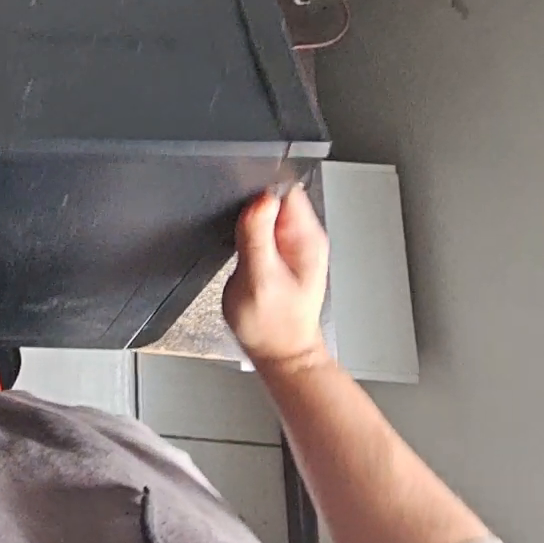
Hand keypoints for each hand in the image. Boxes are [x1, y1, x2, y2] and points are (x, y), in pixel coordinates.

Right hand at [224, 185, 330, 372]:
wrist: (279, 352)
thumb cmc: (272, 324)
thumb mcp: (259, 279)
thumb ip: (257, 236)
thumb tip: (259, 199)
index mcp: (305, 239)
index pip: (284, 190)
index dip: (258, 190)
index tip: (242, 207)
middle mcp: (302, 238)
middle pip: (272, 195)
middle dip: (248, 204)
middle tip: (238, 232)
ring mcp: (290, 244)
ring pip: (263, 209)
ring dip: (245, 218)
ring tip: (241, 245)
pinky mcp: (276, 251)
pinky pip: (258, 224)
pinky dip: (244, 229)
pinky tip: (240, 247)